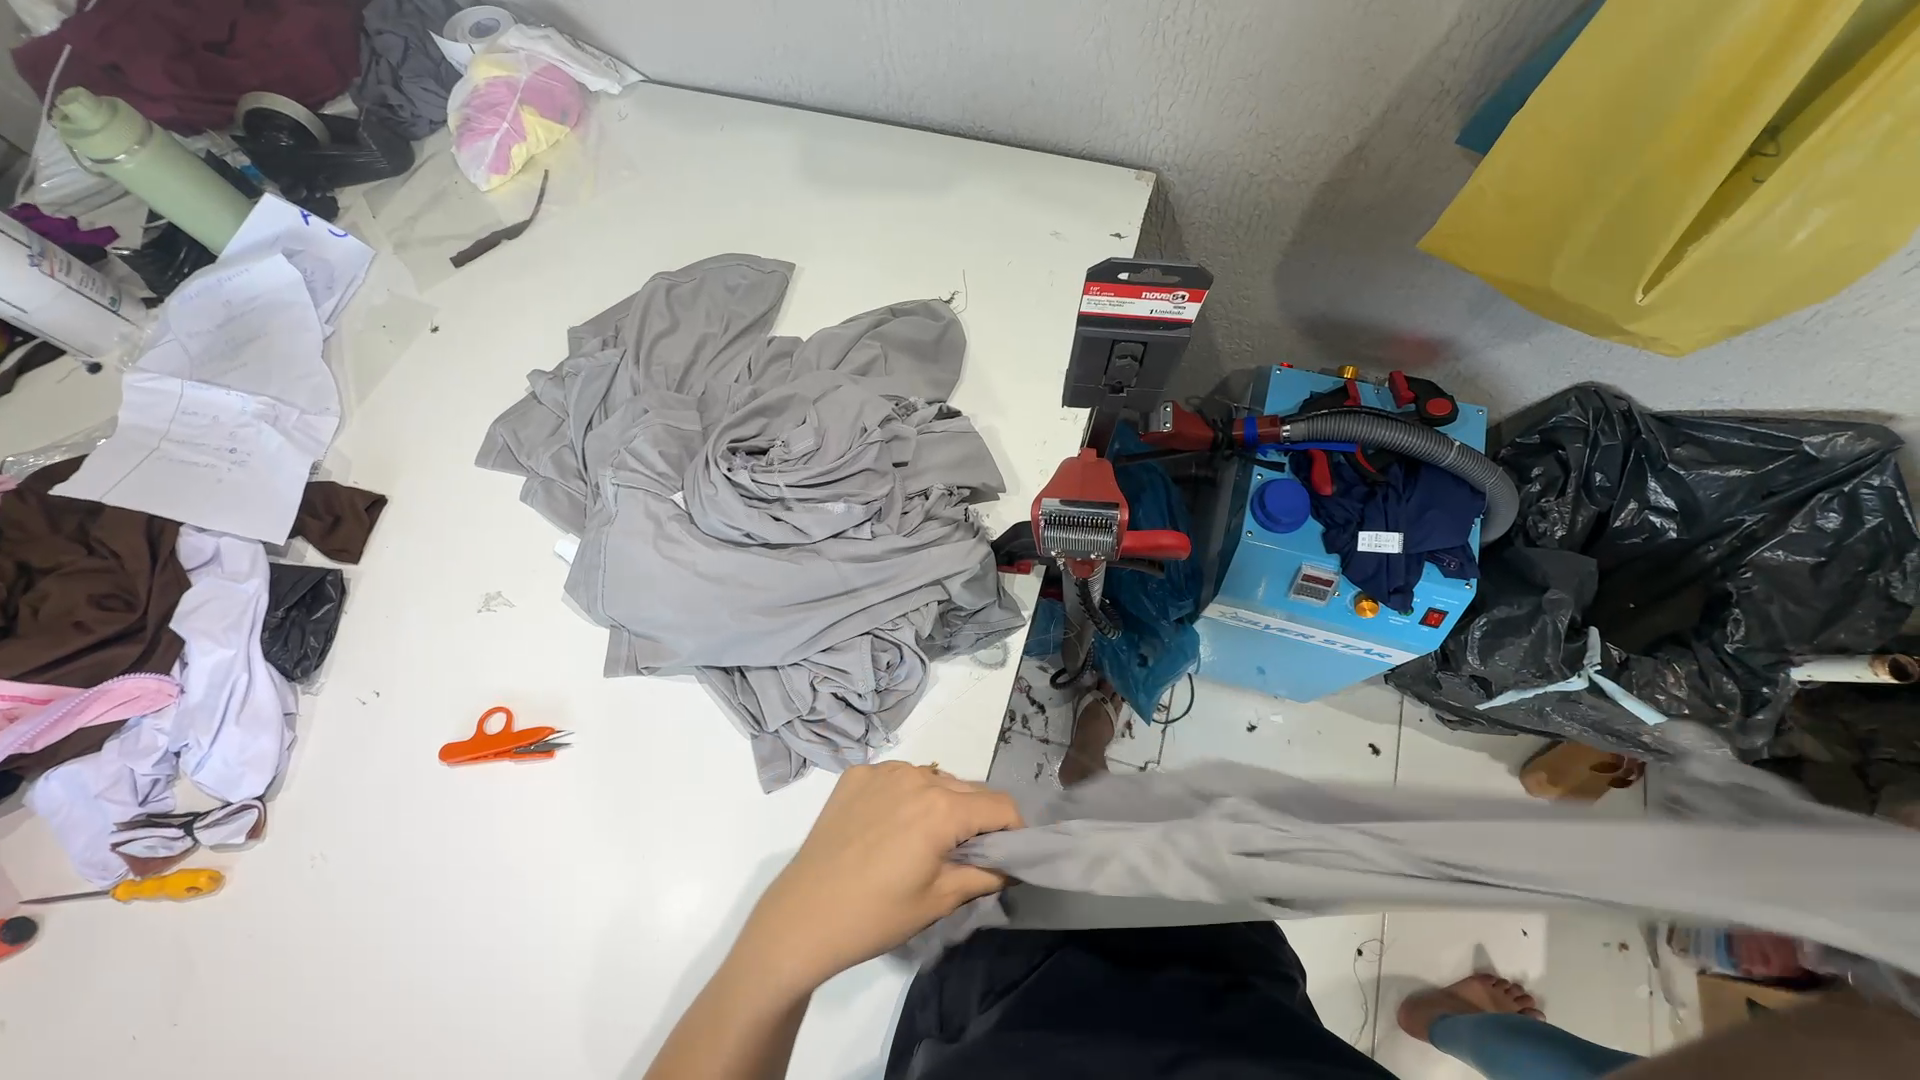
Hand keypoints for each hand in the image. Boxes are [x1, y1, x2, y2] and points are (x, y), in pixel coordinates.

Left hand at [736, 762, 1022, 990]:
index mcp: (942, 807)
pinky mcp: (854, 777)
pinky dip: (905, 796)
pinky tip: (889, 828)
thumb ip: (985, 876)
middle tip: (966, 855)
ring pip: (933, 779)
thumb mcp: (939, 901)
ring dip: (943, 803)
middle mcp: (916, 777)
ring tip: (925, 841)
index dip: (1013, 830)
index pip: (1000, 805)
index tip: (1005, 855)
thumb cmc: (876, 916)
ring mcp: (882, 772)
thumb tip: (1011, 865)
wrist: (802, 918)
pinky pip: (898, 778)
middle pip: (969, 789)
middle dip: (979, 818)